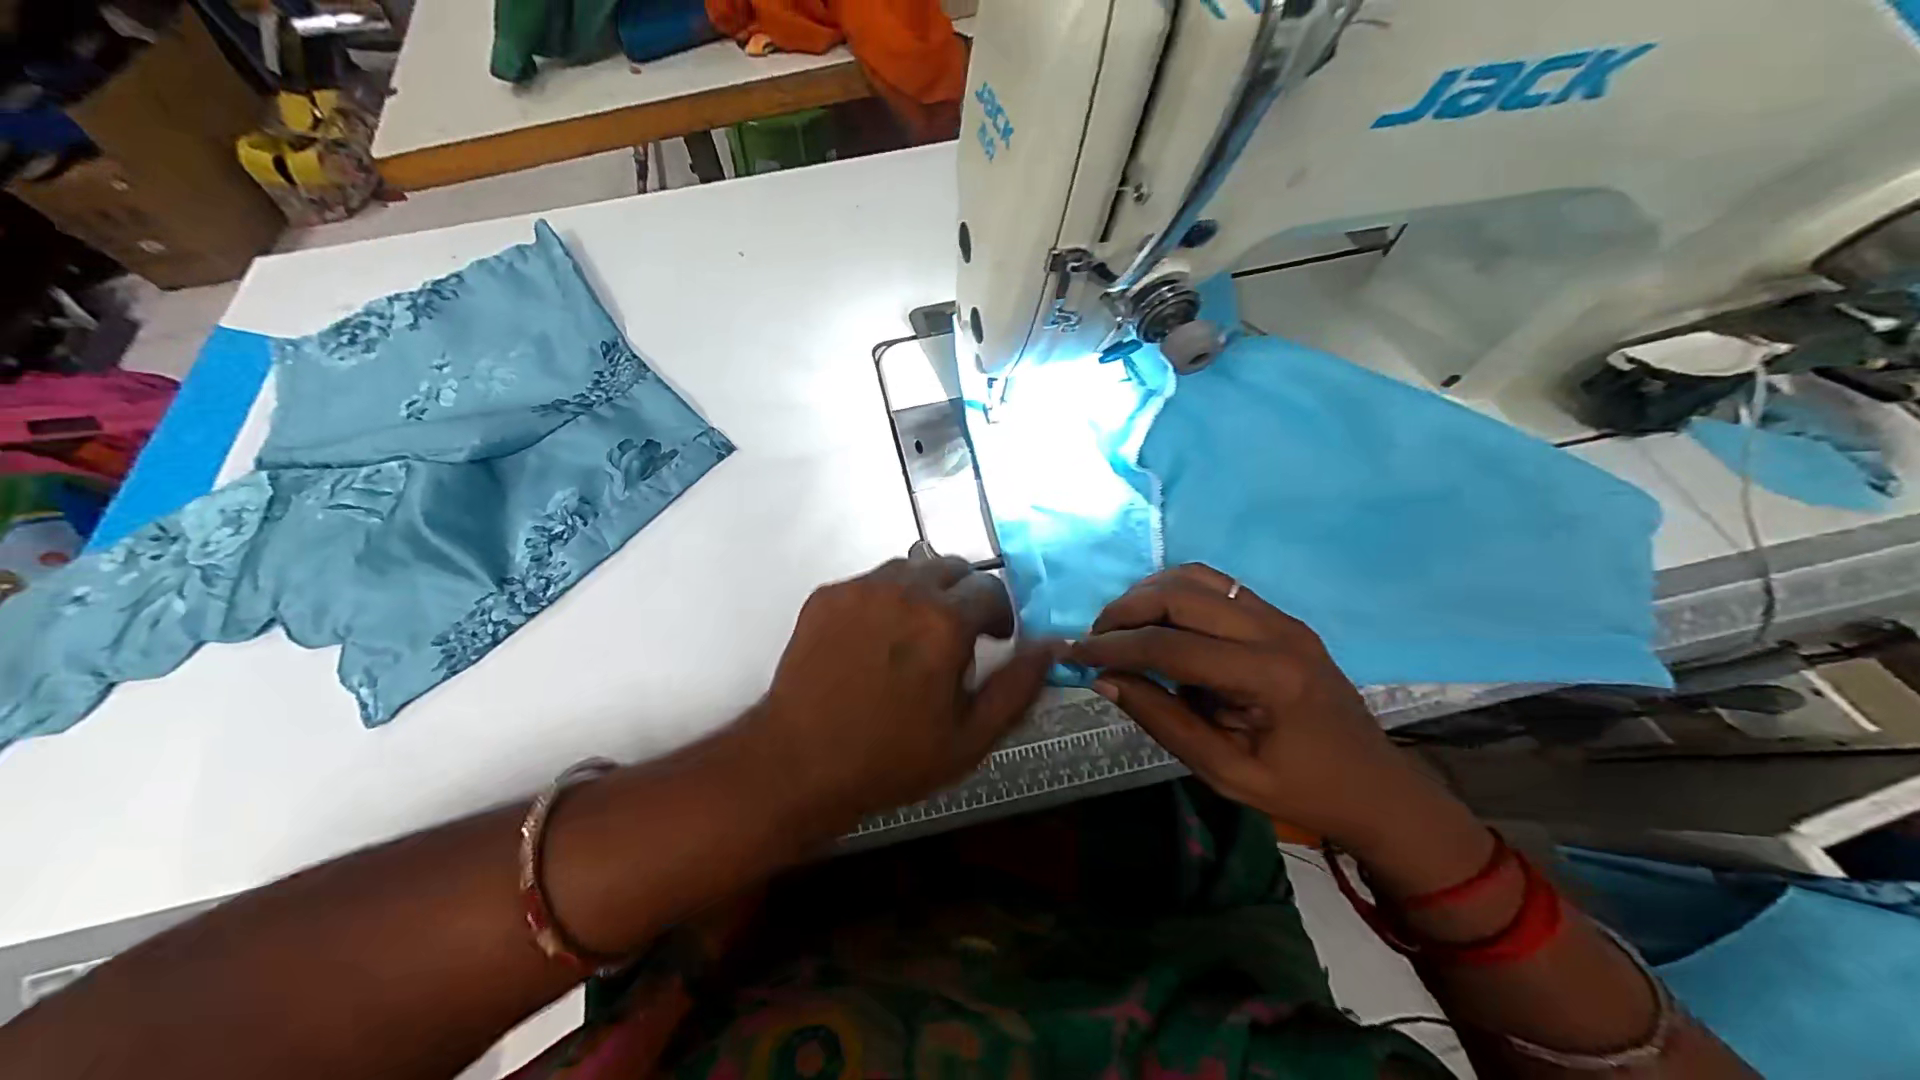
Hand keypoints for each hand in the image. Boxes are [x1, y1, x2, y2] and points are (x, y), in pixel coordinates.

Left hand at [742, 550, 1060, 828]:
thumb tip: (1051, 646)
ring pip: (909, 569)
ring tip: (915, 634)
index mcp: (945, 622)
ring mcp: (859, 590)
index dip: (1000, 616)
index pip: (991, 590)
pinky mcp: (825, 596)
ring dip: (925, 592)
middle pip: (952, 568)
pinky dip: (884, 599)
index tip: (995, 639)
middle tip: (957, 636)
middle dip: (966, 596)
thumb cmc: (891, 758)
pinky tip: (874, 639)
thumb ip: (1019, 685)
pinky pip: (869, 582)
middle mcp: (903, 591)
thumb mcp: (971, 737)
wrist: (799, 764)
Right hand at [1069, 564, 1488, 885]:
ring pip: (1198, 578)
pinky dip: (1176, 594)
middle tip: (1094, 639)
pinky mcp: (1281, 618)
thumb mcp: (1227, 773)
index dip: (1116, 648)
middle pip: (1181, 595)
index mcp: (1269, 677)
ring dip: (1149, 594)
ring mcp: (1282, 618)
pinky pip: (1217, 586)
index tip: (1076, 654)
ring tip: (1120, 626)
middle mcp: (1277, 631)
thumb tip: (1106, 680)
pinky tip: (1157, 620)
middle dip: (1126, 611)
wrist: (1379, 788)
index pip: (1172, 645)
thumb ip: (1165, 721)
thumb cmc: (1304, 792)